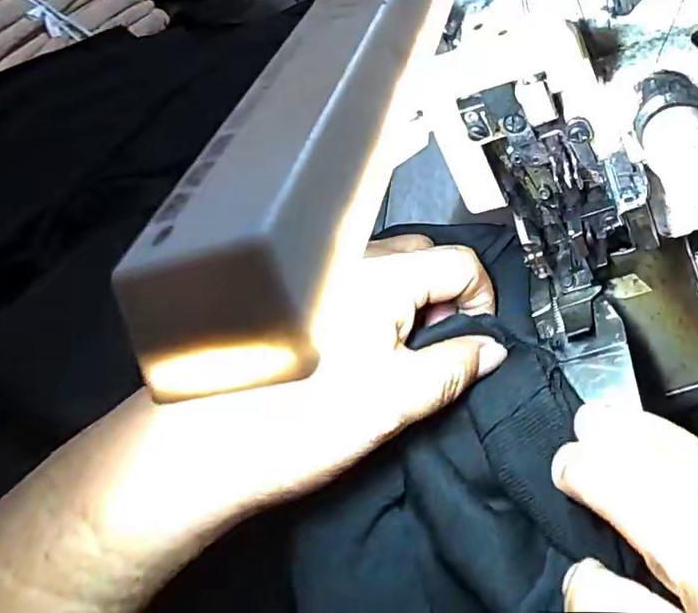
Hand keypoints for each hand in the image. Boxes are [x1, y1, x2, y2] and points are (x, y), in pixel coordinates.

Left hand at [0, 236, 506, 612]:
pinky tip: (359, 346)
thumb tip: (495, 349)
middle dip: (446, 298)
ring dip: (411, 300)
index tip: (473, 344)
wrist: (202, 442)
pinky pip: (361, 276)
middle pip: (428, 257)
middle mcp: (355, 255)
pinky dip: (378, 301)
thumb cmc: (301, 420)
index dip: (482, 302)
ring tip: (395, 354)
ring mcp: (324, 267)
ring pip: (393, 266)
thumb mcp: (395, 400)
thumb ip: (456, 367)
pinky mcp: (301, 285)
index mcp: (384, 273)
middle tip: (434, 350)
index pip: (462, 263)